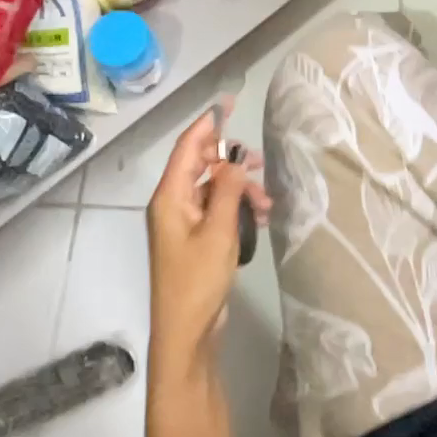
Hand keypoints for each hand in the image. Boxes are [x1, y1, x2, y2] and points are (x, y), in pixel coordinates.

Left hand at [147, 99, 269, 380]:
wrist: (186, 334)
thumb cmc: (197, 280)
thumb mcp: (218, 231)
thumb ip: (227, 189)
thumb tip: (234, 157)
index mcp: (169, 197)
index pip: (188, 146)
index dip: (209, 123)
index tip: (231, 102)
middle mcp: (172, 204)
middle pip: (201, 165)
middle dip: (231, 160)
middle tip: (261, 163)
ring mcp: (183, 224)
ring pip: (213, 189)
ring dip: (240, 190)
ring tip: (267, 205)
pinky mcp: (195, 241)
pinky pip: (217, 211)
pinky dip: (237, 209)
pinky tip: (260, 219)